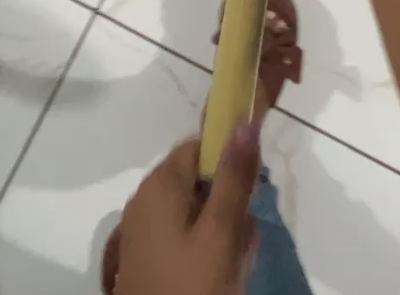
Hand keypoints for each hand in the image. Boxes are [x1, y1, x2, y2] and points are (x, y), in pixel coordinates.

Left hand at [111, 125, 263, 294]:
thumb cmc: (189, 288)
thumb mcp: (220, 234)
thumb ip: (234, 179)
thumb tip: (245, 122)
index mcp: (159, 184)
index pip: (199, 146)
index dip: (229, 159)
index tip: (254, 186)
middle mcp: (147, 200)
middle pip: (199, 181)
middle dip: (230, 203)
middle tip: (246, 236)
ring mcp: (145, 233)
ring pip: (197, 215)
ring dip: (224, 232)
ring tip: (238, 264)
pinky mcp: (149, 261)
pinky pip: (186, 241)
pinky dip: (208, 252)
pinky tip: (225, 277)